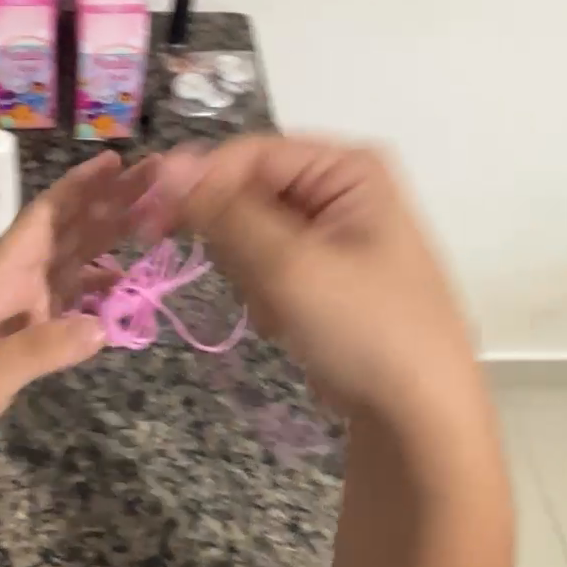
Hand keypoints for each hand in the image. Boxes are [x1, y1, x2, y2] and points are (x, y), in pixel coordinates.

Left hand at [0, 151, 156, 455]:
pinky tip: (125, 283)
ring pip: (72, 257)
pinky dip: (100, 284)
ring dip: (110, 236)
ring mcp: (22, 305)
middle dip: (108, 202)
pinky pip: (71, 295)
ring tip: (154, 219)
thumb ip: (37, 352)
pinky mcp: (29, 329)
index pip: (42, 219)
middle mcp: (14, 282)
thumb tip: (102, 326)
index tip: (117, 162)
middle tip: (158, 180)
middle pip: (66, 230)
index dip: (78, 188)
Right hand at [154, 136, 485, 429]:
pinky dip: (265, 296)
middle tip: (254, 283)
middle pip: (246, 195)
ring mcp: (330, 234)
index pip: (248, 155)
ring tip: (283, 311)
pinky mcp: (320, 274)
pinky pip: (265, 268)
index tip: (152, 223)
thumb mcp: (290, 264)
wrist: (414, 412)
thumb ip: (225, 212)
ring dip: (251, 277)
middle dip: (237, 245)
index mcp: (346, 168)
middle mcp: (339, 189)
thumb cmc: (364, 329)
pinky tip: (290, 323)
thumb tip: (166, 166)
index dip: (197, 185)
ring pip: (249, 237)